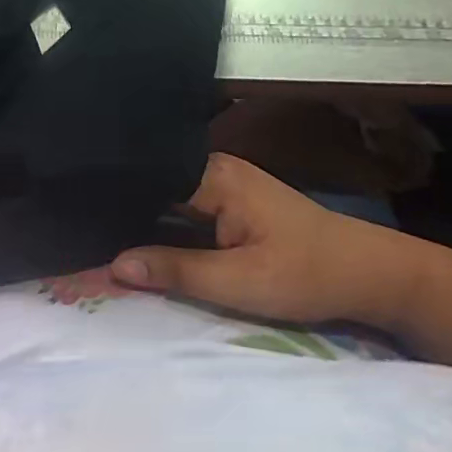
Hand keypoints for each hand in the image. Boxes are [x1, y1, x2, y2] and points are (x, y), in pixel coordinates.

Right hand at [109, 153, 449, 328]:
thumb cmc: (309, 274)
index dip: (112, 206)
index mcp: (213, 174)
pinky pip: (184, 214)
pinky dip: (165, 233)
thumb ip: (176, 271)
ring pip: (166, 204)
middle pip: (152, 190)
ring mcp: (222, 185)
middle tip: (83, 245)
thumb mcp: (240, 282)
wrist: (372, 275)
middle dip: (121, 218)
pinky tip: (143, 251)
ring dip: (143, 228)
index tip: (80, 230)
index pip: (145, 181)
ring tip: (99, 246)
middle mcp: (213, 170)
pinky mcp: (230, 204)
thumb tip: (114, 264)